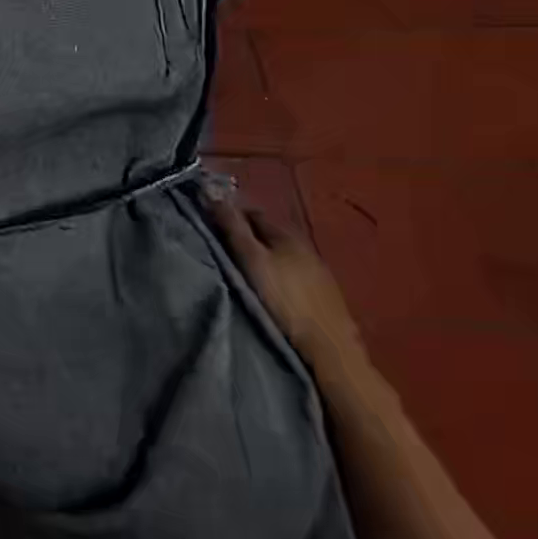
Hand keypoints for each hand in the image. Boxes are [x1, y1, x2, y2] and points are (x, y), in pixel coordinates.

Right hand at [204, 190, 364, 368]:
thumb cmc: (283, 299)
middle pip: (267, 233)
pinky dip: (276, 274)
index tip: (207, 226)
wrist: (329, 350)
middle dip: (244, 236)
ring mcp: (318, 272)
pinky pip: (292, 274)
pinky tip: (267, 289)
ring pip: (280, 255)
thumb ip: (231, 225)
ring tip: (239, 270)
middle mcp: (305, 247)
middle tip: (219, 250)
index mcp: (287, 233)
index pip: (251, 212)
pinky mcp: (324, 296)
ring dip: (261, 257)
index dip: (229, 215)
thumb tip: (210, 188)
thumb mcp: (250, 259)